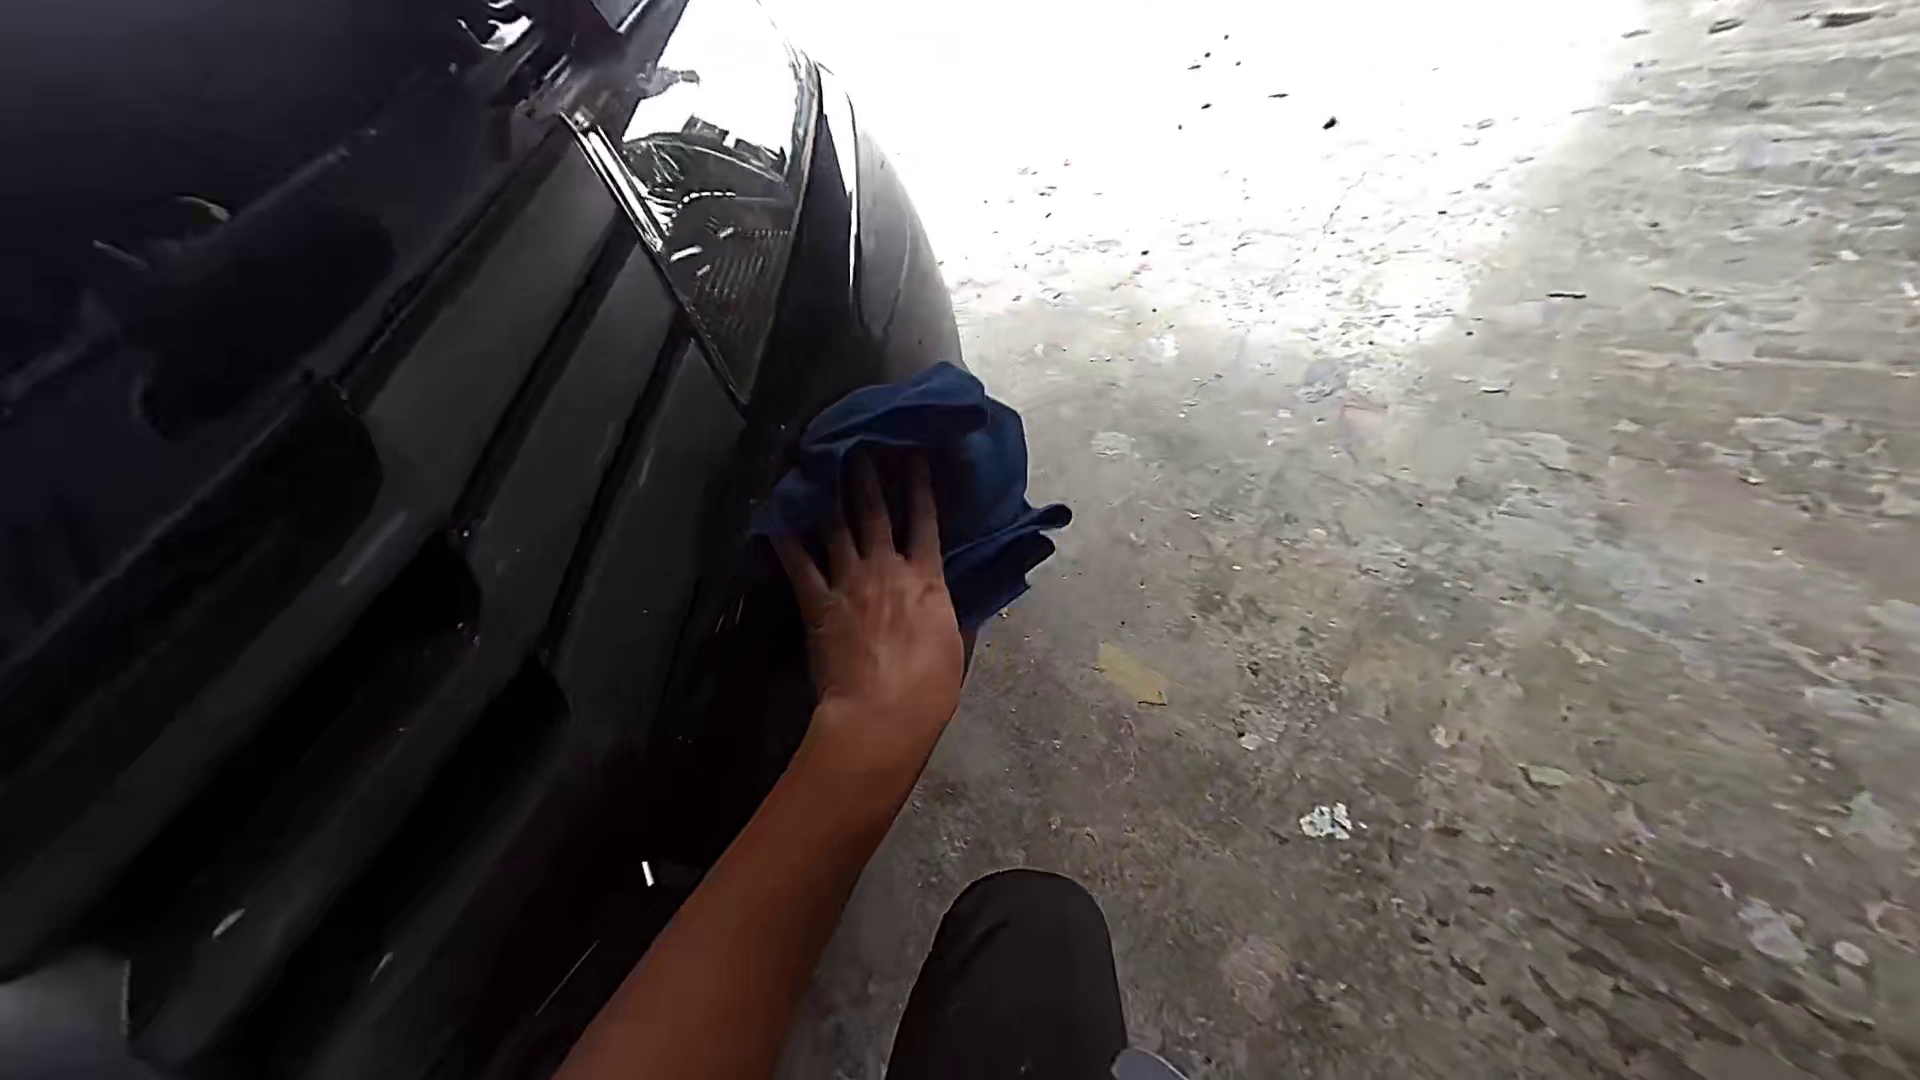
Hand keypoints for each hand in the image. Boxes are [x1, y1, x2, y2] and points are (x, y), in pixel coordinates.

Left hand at [774, 454, 963, 780]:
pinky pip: (798, 564)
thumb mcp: (958, 646)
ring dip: (830, 493)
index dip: (921, 487)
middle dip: (869, 476)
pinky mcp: (819, 603)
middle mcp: (887, 569)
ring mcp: (850, 582)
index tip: (915, 459)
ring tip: (822, 465)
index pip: (925, 521)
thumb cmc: (930, 687)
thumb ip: (957, 613)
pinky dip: (786, 539)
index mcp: (926, 579)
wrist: (883, 714)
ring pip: (838, 526)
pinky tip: (775, 516)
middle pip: (877, 512)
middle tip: (861, 447)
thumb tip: (965, 598)